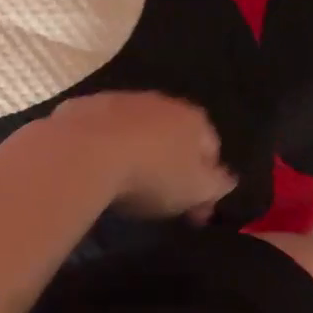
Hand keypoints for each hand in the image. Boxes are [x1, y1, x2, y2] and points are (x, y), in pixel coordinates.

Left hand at [43, 91, 236, 221]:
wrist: (84, 152)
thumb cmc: (152, 175)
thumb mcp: (196, 190)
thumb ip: (217, 186)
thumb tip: (228, 180)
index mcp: (195, 120)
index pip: (212, 150)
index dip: (206, 183)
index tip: (194, 211)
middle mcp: (161, 102)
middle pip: (174, 137)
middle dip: (172, 164)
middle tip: (160, 200)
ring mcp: (121, 101)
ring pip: (137, 130)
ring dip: (137, 152)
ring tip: (125, 185)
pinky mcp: (85, 107)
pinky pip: (102, 131)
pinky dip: (104, 147)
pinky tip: (96, 169)